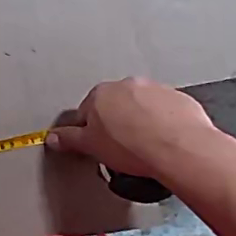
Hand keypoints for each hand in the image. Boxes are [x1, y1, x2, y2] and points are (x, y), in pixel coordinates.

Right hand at [45, 77, 223, 181]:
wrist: (181, 150)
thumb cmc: (135, 146)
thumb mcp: (91, 146)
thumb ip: (69, 139)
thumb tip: (54, 138)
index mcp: (100, 93)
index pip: (86, 111)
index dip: (91, 132)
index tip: (98, 145)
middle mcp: (127, 85)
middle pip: (115, 105)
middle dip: (116, 123)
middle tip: (121, 148)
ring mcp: (156, 90)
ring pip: (142, 107)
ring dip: (141, 122)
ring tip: (146, 148)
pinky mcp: (181, 100)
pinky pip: (167, 111)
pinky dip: (165, 124)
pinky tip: (166, 143)